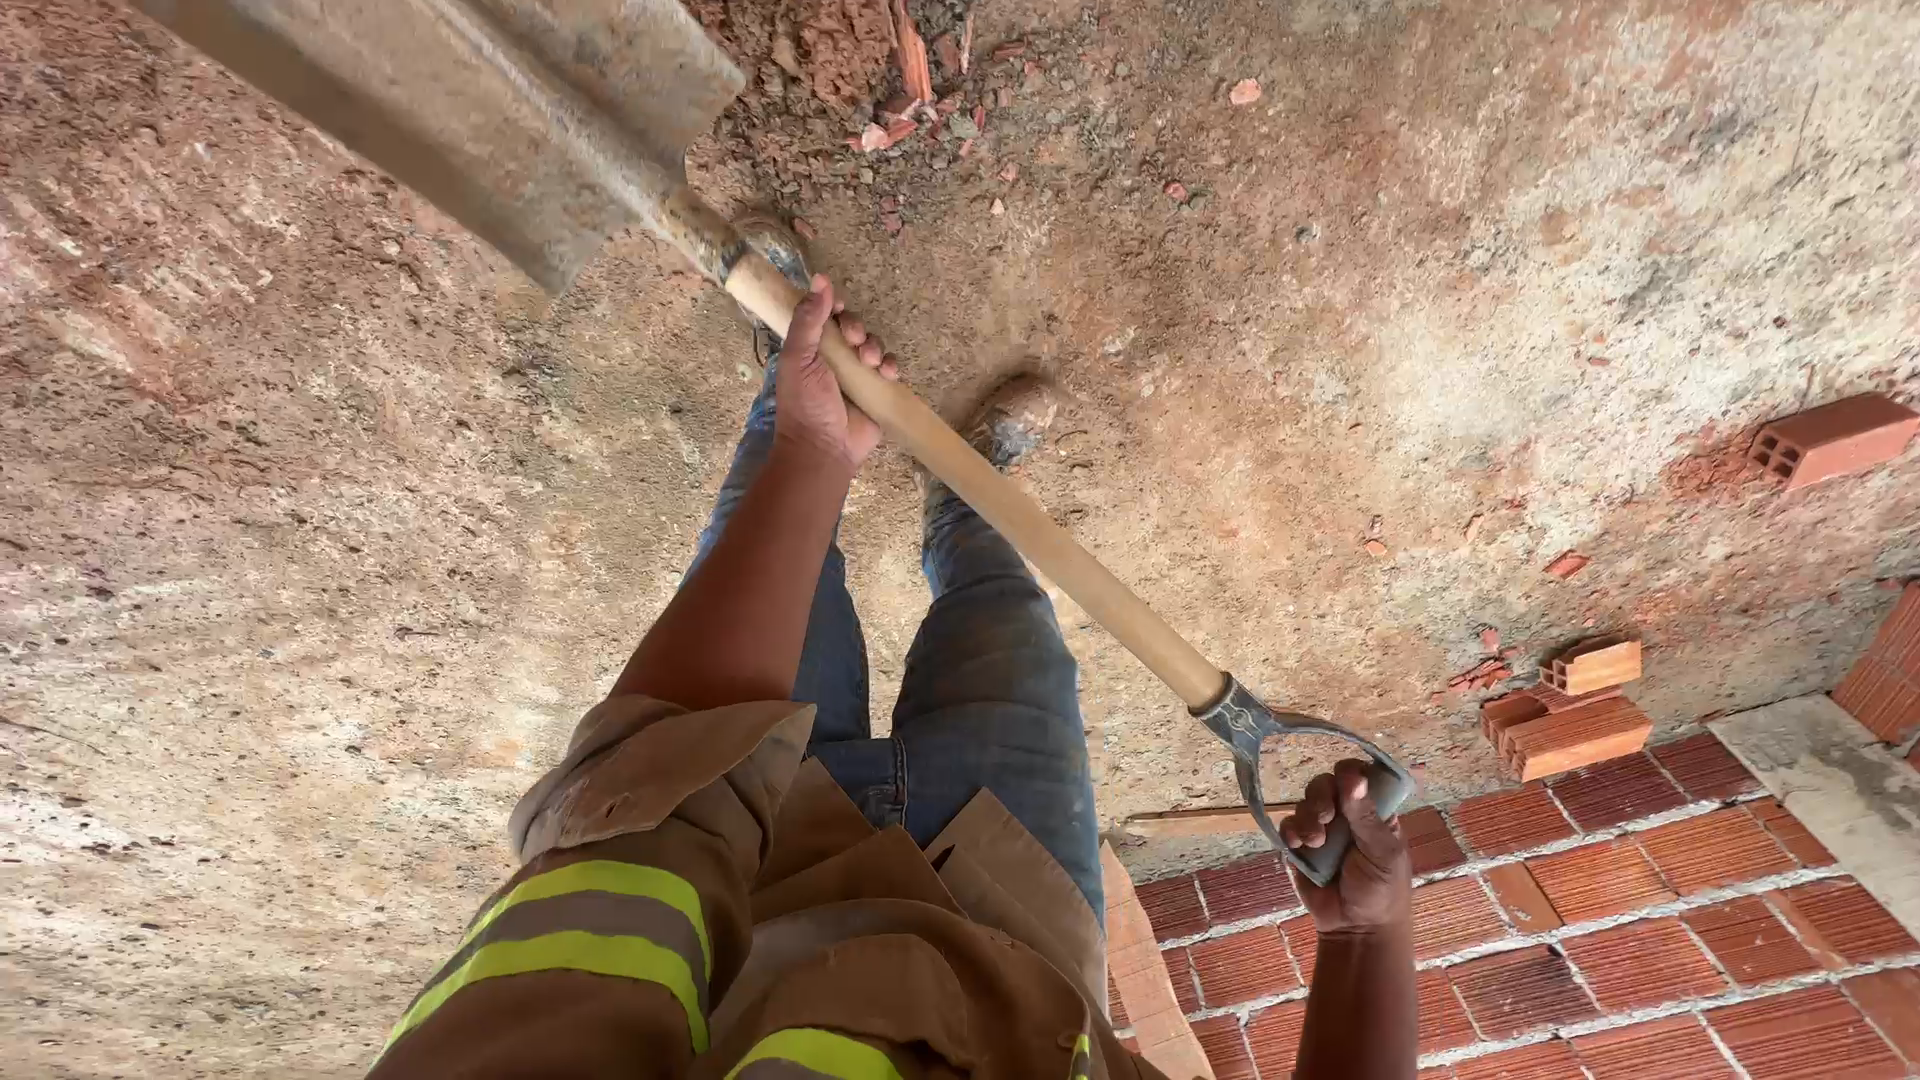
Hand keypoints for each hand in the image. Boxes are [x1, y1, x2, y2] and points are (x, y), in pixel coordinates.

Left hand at [774, 274, 899, 469]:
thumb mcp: (799, 358)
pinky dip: (890, 366)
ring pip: (873, 346)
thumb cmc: (805, 405)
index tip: (839, 307)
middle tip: (855, 342)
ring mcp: (857, 377)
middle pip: (854, 329)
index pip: (826, 317)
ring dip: (875, 347)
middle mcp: (834, 360)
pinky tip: (887, 373)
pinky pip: (889, 370)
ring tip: (870, 362)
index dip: (834, 308)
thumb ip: (808, 320)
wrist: (824, 449)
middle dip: (858, 329)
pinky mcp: (876, 393)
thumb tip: (820, 280)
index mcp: (811, 350)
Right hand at [1280, 759, 1411, 934]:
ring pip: (1304, 802)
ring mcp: (1320, 828)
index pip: (1358, 775)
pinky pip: (1287, 824)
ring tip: (1315, 842)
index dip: (1348, 774)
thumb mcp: (1381, 852)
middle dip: (1320, 798)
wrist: (1355, 930)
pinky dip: (1290, 831)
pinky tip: (1299, 846)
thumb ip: (1366, 815)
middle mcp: (1345, 814)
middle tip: (1326, 818)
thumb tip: (1354, 776)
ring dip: (1307, 818)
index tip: (1344, 783)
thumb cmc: (1382, 891)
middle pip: (1324, 784)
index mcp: (1373, 811)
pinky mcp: (1298, 844)